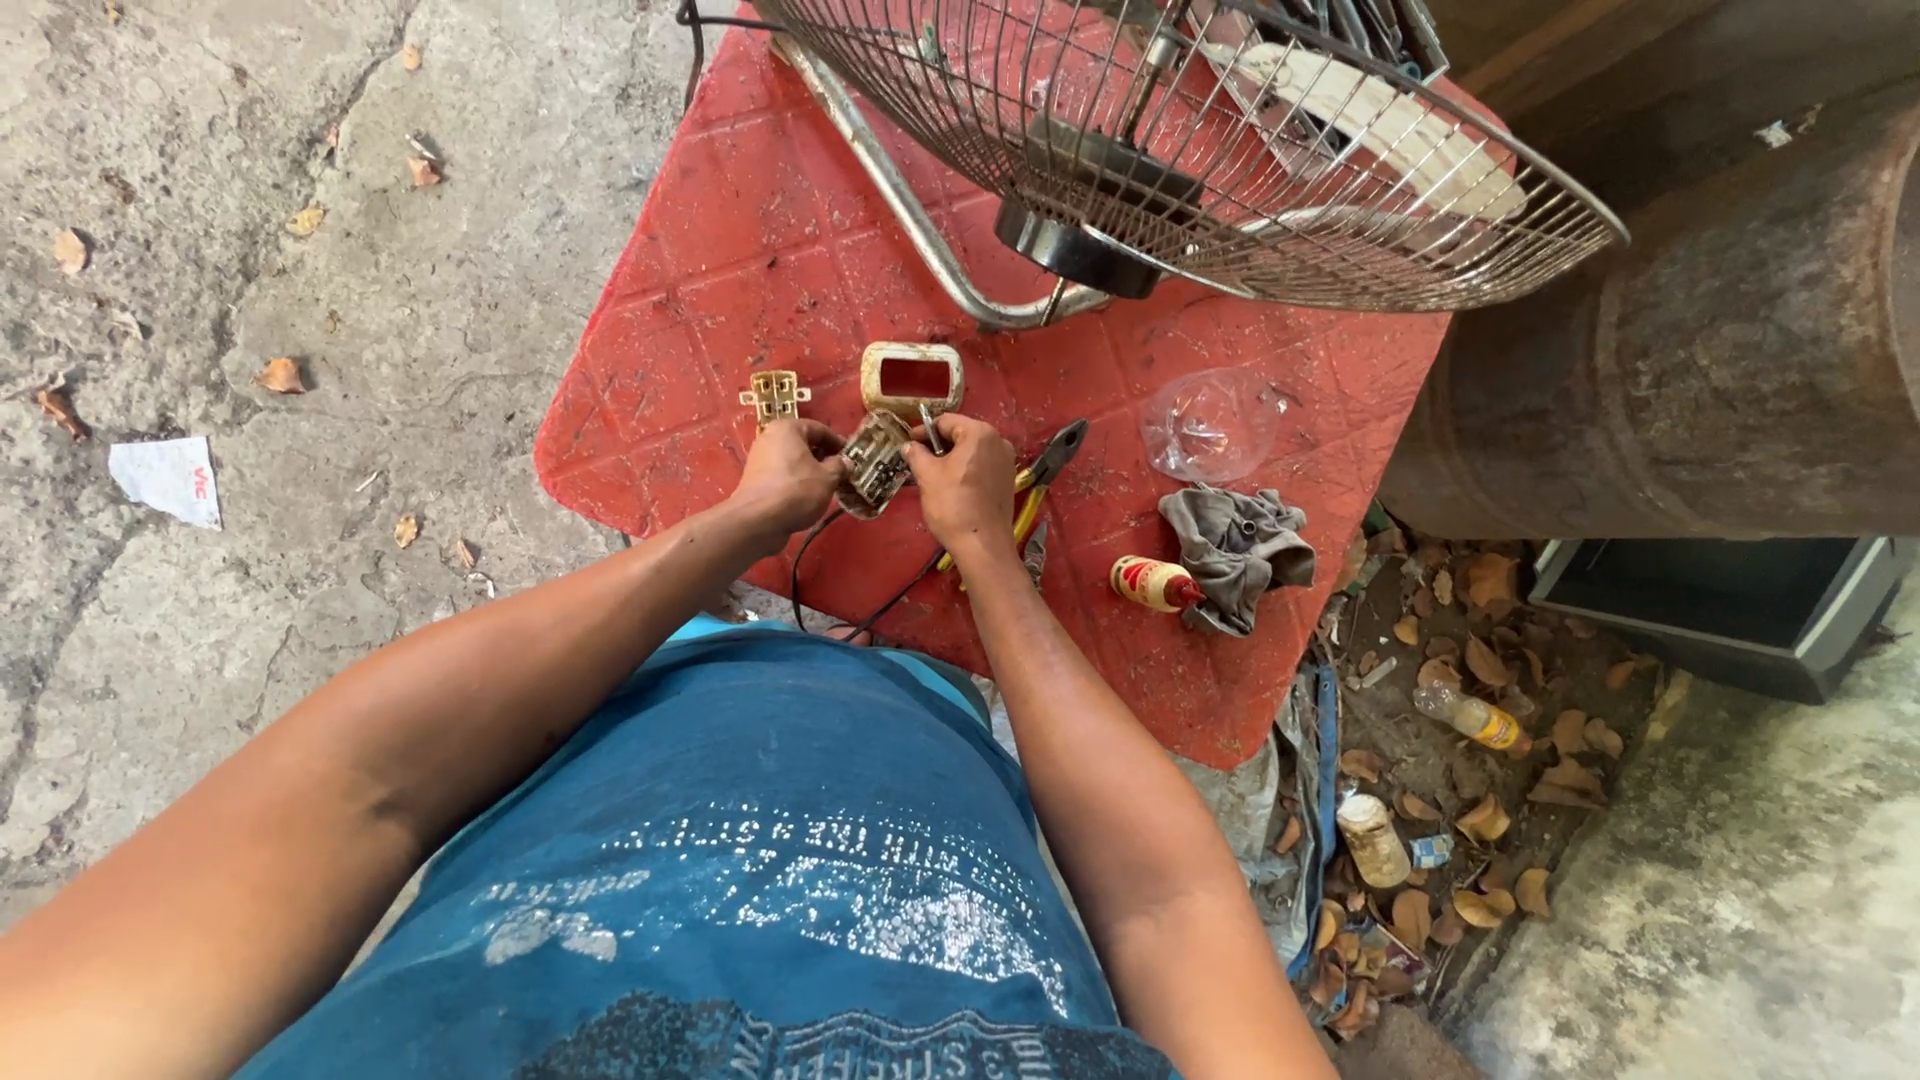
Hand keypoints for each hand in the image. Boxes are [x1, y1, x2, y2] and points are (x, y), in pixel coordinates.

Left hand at [728, 419, 848, 545]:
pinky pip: (783, 473)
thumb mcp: (828, 477)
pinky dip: (797, 481)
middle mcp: (770, 438)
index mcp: (787, 428)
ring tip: (827, 486)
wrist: (758, 520)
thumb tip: (846, 462)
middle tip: (841, 472)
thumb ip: (840, 466)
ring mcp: (760, 459)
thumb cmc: (797, 490)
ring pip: (793, 460)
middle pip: (804, 443)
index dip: (837, 442)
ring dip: (811, 470)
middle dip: (824, 457)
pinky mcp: (756, 479)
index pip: (819, 429)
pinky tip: (808, 496)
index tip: (851, 456)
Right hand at [902, 413, 1016, 555]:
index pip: (946, 421)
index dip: (924, 430)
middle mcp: (999, 441)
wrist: (982, 544)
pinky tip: (952, 483)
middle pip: (962, 434)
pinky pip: (982, 465)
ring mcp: (1006, 461)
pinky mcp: (1007, 480)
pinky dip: (966, 468)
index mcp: (979, 433)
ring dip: (951, 457)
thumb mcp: (927, 476)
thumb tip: (909, 446)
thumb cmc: (953, 505)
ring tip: (932, 472)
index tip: (908, 442)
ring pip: (972, 451)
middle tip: (918, 458)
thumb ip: (916, 454)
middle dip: (938, 444)